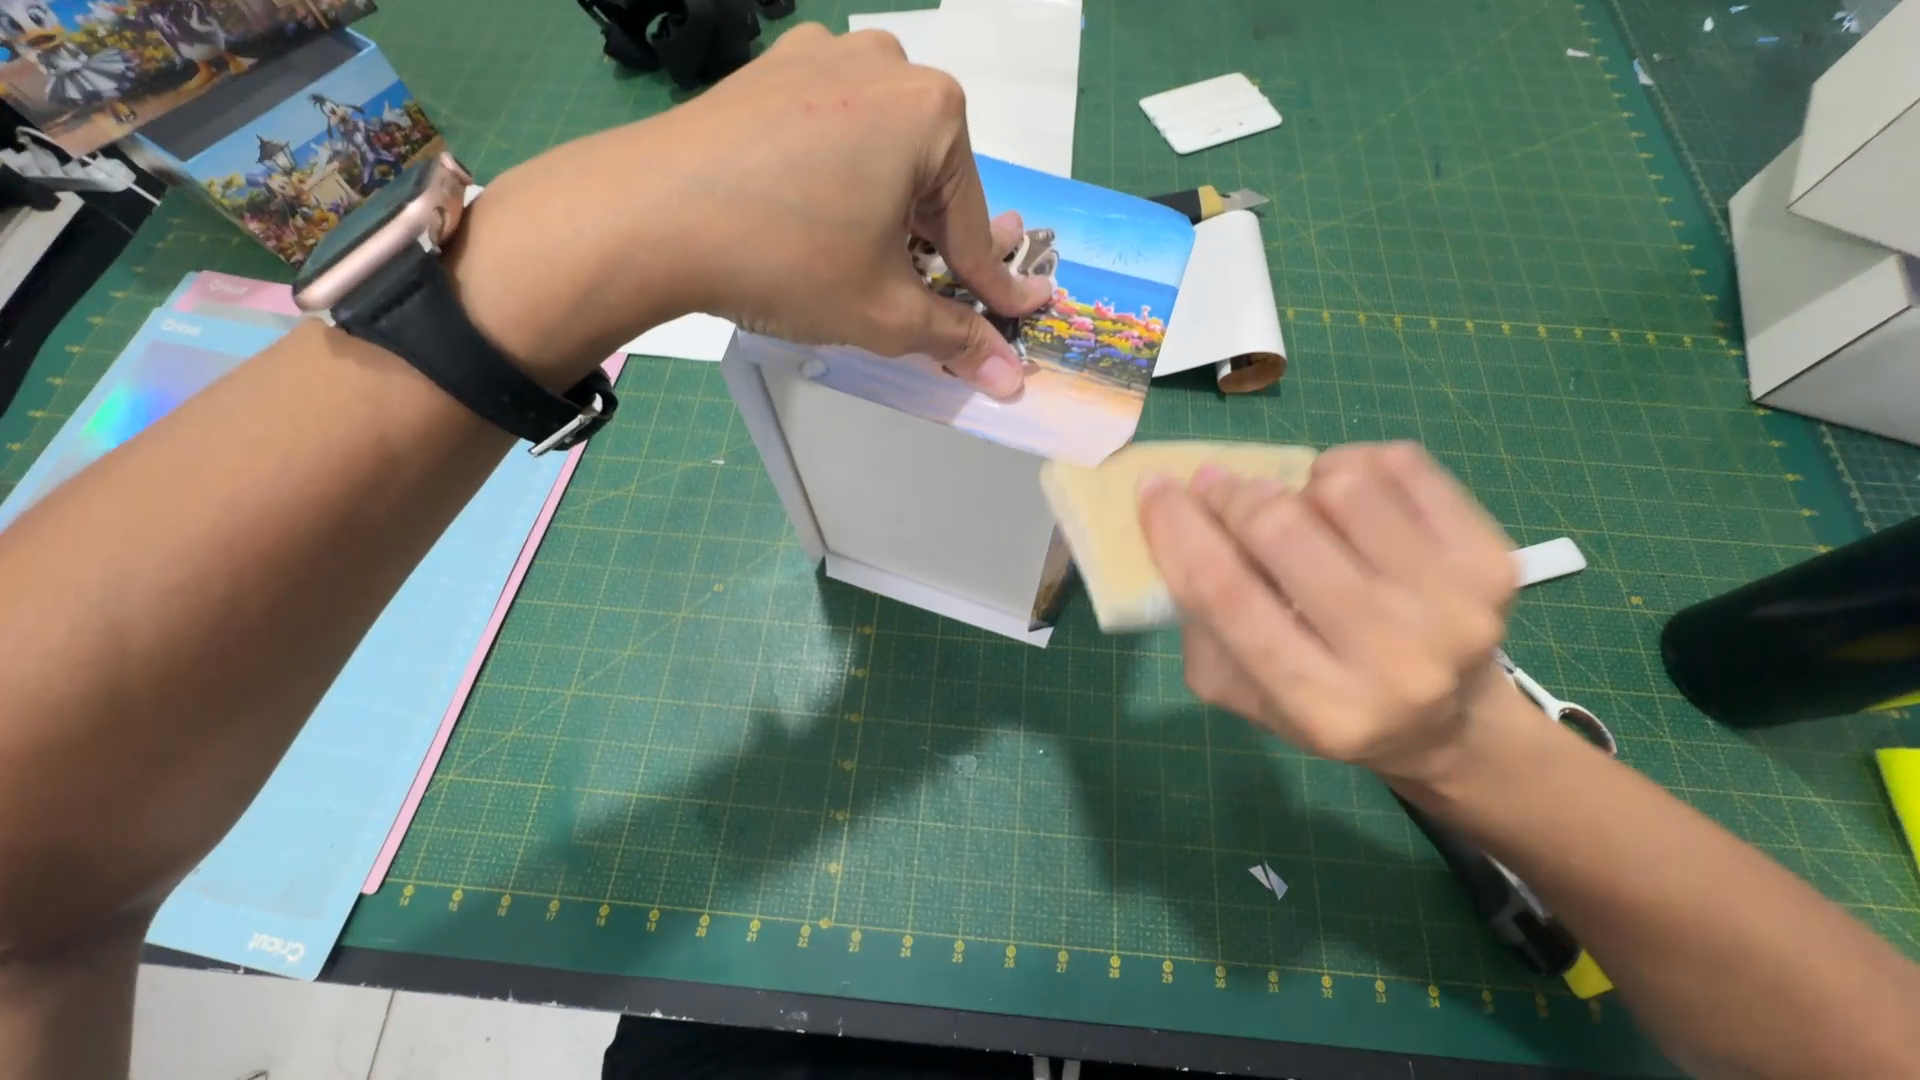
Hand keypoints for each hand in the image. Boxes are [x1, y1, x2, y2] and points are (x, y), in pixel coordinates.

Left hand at [447, 24, 1052, 397]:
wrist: (645, 217)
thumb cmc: (786, 260)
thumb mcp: (884, 312)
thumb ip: (956, 339)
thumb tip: (1013, 377)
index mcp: (934, 113)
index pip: (974, 227)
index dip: (994, 285)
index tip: (1023, 309)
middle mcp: (888, 66)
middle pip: (931, 182)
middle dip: (931, 244)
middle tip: (922, 291)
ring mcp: (824, 57)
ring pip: (882, 153)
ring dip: (886, 209)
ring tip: (859, 255)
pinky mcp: (772, 68)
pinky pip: (832, 130)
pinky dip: (840, 176)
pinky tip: (814, 211)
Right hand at [1139, 442, 1521, 783]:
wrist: (1453, 724)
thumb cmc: (1328, 705)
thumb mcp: (1244, 691)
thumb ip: (1201, 619)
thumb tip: (1180, 516)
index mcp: (1323, 708)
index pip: (1229, 597)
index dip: (1178, 531)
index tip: (1153, 488)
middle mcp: (1397, 662)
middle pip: (1283, 533)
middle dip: (1231, 497)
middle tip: (1216, 489)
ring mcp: (1456, 607)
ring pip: (1341, 487)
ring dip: (1298, 486)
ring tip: (1299, 512)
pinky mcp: (1493, 560)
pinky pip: (1398, 464)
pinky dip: (1352, 464)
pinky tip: (1347, 500)